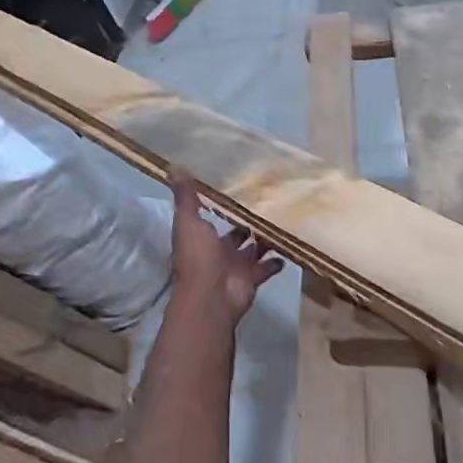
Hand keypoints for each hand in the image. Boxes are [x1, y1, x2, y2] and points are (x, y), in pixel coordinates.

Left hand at [169, 169, 283, 326]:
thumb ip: (185, 197)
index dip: (225, 208)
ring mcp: (237, 267)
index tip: (241, 191)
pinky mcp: (253, 279)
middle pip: (237, 236)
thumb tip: (174, 165)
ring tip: (283, 220)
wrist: (210, 297)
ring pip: (254, 250)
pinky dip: (276, 262)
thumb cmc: (198, 257)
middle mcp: (220, 253)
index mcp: (203, 239)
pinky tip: (288, 248)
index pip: (215, 220)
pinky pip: (267, 268)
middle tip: (268, 204)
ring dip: (265, 240)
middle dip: (248, 225)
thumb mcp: (188, 221)